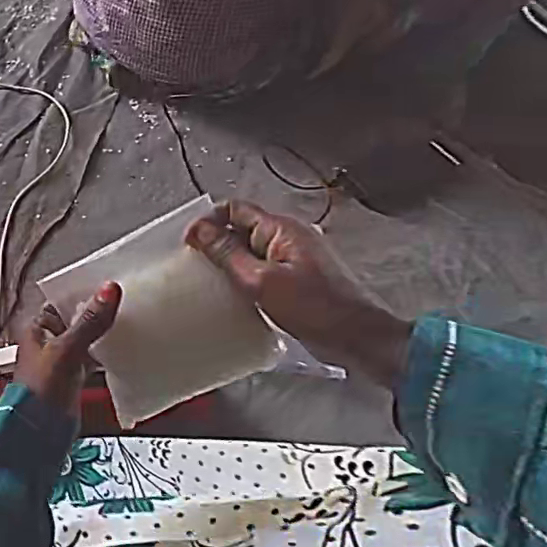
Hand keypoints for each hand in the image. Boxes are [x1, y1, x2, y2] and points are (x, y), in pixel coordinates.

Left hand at [14, 282, 120, 417]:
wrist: (39, 432)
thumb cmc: (38, 391)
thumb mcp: (66, 350)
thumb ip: (89, 321)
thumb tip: (108, 290)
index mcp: (38, 327)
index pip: (63, 299)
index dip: (85, 292)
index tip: (111, 284)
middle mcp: (49, 340)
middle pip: (78, 318)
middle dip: (99, 312)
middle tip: (125, 300)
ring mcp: (63, 358)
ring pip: (88, 337)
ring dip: (105, 331)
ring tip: (128, 319)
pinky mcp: (75, 376)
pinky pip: (94, 356)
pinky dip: (107, 352)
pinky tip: (122, 347)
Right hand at [184, 200, 410, 387]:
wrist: (356, 337)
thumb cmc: (314, 308)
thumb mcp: (260, 281)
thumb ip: (228, 254)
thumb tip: (200, 231)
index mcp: (281, 229)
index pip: (235, 209)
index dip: (208, 222)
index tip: (189, 243)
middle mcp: (288, 237)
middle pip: (241, 229)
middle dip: (216, 243)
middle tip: (196, 266)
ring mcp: (293, 258)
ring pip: (250, 251)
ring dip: (229, 264)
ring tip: (211, 283)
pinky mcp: (296, 279)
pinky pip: (261, 270)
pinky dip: (244, 278)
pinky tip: (235, 296)